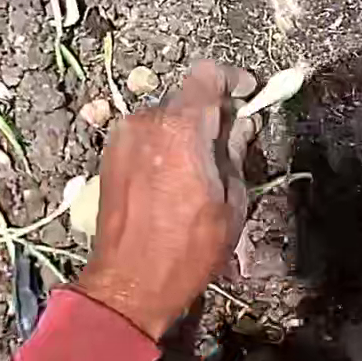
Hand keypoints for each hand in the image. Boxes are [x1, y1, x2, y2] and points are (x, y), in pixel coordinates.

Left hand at [76, 60, 255, 338]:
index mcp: (180, 129)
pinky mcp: (111, 157)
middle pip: (189, 97)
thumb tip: (241, 125)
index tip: (250, 94)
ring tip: (208, 166)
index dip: (234, 80)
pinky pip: (150, 135)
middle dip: (216, 112)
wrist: (129, 284)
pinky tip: (182, 176)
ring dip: (192, 130)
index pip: (208, 75)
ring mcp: (123, 139)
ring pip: (169, 117)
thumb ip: (236, 150)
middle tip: (237, 139)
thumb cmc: (190, 247)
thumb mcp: (232, 198)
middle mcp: (146, 123)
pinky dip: (170, 143)